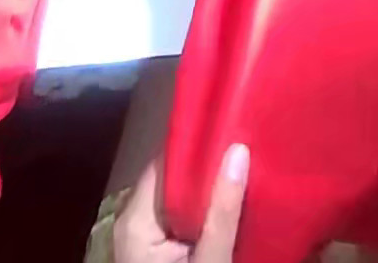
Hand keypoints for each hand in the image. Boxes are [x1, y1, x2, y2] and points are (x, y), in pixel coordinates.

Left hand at [113, 144, 248, 262]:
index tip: (234, 127)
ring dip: (207, 186)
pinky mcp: (153, 252)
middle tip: (245, 145)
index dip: (200, 144)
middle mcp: (132, 220)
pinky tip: (228, 199)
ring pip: (177, 195)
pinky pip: (178, 215)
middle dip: (207, 164)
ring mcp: (141, 238)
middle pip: (172, 177)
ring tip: (243, 164)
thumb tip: (239, 149)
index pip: (167, 161)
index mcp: (135, 219)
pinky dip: (201, 208)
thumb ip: (223, 211)